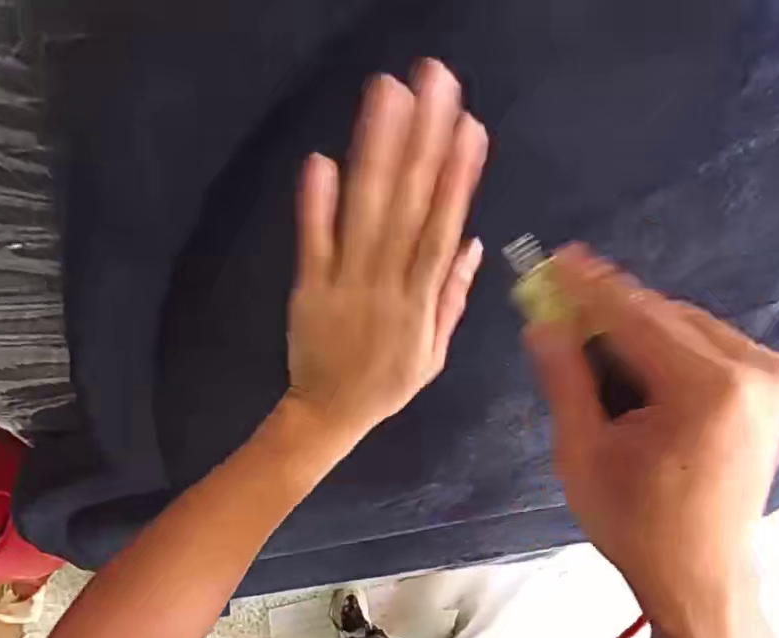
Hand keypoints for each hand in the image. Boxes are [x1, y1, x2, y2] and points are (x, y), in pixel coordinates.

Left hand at [283, 59, 488, 438]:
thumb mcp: (431, 355)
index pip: (440, 230)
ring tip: (386, 96)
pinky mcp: (307, 292)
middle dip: (421, 141)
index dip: (456, 177)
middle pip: (407, 208)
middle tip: (433, 80)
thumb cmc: (383, 386)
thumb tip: (471, 243)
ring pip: (364, 216)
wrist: (327, 415)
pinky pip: (313, 246)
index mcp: (418, 303)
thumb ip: (450, 299)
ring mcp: (344, 287)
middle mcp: (385, 287)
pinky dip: (316, 207)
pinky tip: (321, 161)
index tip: (468, 125)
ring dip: (374, 153)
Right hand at [526, 244, 778, 637]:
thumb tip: (542, 324)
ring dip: (636, 333)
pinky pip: (708, 346)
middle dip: (610, 313)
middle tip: (560, 311)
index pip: (636, 318)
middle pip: (665, 316)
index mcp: (706, 387)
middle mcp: (755, 368)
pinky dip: (665, 350)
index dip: (589, 288)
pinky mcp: (778, 386)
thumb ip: (566, 381)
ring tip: (595, 360)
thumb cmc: (631, 521)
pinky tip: (636, 375)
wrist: (699, 571)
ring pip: (687, 328)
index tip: (555, 259)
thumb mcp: (581, 453)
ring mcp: (776, 376)